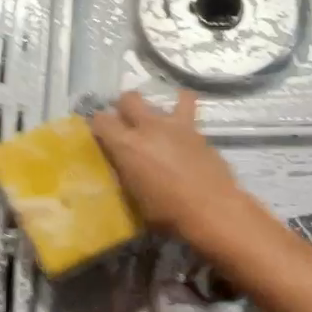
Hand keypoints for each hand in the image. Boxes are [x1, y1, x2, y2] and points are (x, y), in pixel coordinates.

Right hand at [91, 90, 247, 237]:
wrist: (212, 209)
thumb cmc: (169, 213)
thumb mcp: (135, 197)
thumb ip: (127, 173)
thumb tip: (126, 166)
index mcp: (126, 145)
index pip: (101, 120)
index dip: (99, 126)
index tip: (102, 136)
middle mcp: (150, 127)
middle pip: (129, 99)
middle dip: (125, 108)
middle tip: (129, 125)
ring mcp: (177, 126)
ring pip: (166, 98)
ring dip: (160, 108)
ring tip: (162, 123)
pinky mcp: (200, 132)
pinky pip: (191, 112)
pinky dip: (186, 117)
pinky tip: (186, 132)